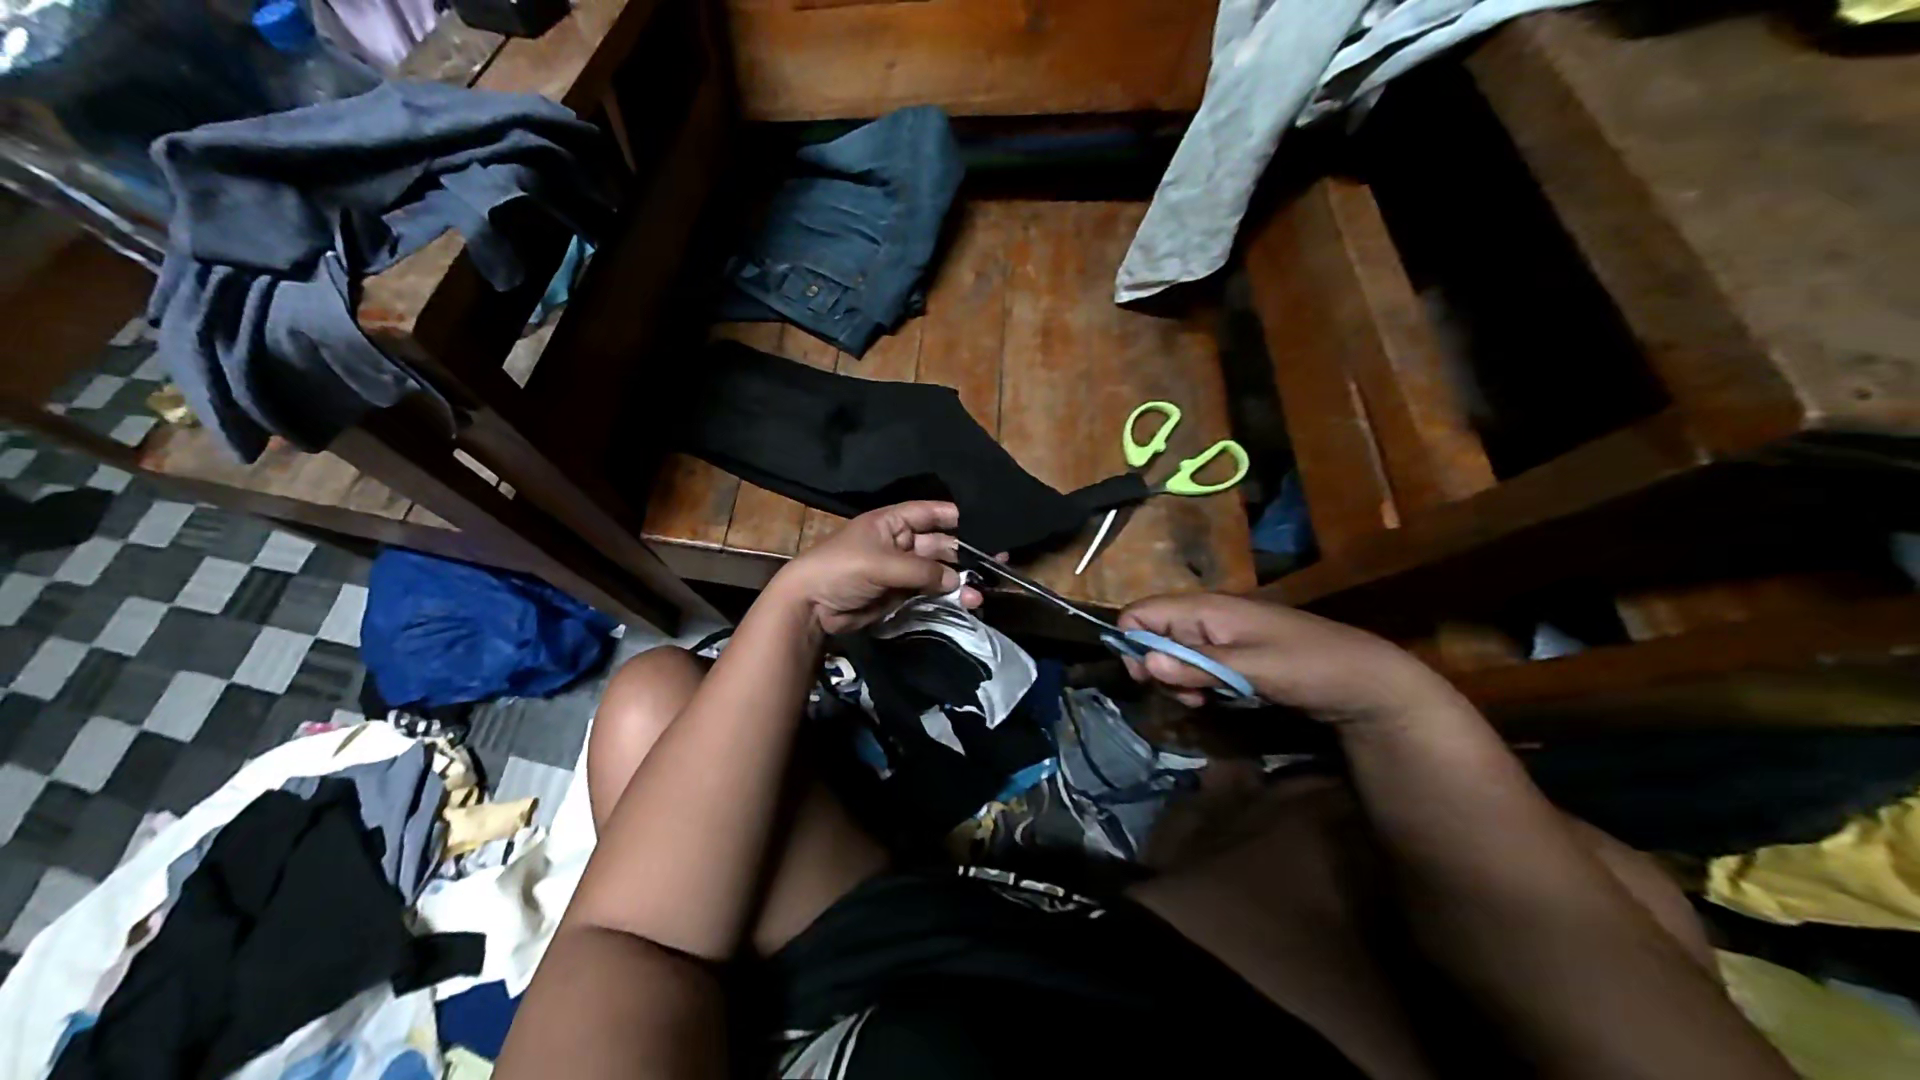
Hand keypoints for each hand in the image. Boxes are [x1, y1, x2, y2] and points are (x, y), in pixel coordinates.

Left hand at [768, 501, 981, 635]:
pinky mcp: (901, 594)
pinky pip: (929, 591)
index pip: (927, 512)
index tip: (980, 524)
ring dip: (959, 579)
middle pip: (938, 543)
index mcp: (891, 522)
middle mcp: (900, 542)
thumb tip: (956, 580)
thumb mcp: (882, 564)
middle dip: (962, 553)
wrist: (811, 606)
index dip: (951, 516)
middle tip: (993, 564)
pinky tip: (967, 600)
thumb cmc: (842, 569)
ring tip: (980, 590)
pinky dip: (948, 595)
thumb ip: (921, 570)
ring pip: (937, 570)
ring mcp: (901, 569)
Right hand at [1117, 593, 1461, 723]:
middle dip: (1156, 666)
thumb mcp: (1251, 669)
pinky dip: (1195, 683)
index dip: (1132, 641)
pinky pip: (1195, 666)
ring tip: (1200, 700)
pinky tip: (1213, 698)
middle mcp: (1206, 617)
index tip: (1145, 676)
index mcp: (1206, 608)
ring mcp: (1219, 636)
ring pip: (1171, 653)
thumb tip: (1143, 662)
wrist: (1366, 681)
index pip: (1142, 612)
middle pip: (1152, 634)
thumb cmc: (1309, 666)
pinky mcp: (1231, 656)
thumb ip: (1197, 666)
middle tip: (1181, 693)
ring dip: (1176, 679)